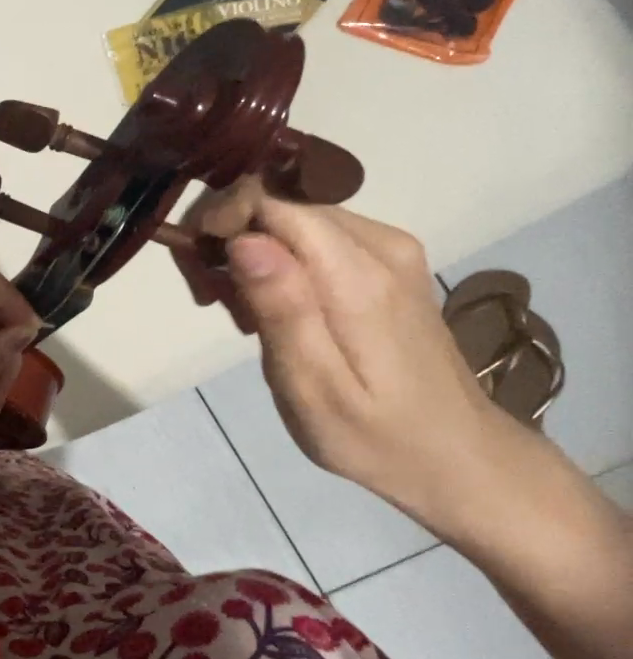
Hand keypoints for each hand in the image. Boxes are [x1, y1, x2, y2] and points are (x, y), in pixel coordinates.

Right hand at [180, 185, 544, 531]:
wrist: (458, 457)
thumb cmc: (372, 434)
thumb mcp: (311, 385)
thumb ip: (281, 308)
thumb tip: (245, 241)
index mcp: (358, 275)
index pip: (273, 201)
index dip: (223, 220)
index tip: (201, 270)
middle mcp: (380, 244)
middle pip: (278, 202)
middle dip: (226, 238)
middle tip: (211, 300)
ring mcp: (388, 249)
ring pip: (289, 215)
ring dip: (245, 251)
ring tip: (237, 312)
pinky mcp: (385, 261)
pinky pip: (310, 234)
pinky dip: (273, 259)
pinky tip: (267, 306)